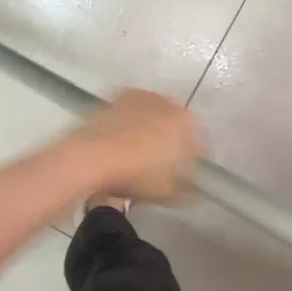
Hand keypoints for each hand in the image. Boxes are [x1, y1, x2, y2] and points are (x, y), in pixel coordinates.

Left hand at [69, 90, 202, 203]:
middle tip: (162, 166)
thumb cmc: (138, 174)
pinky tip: (120, 145)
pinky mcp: (114, 99)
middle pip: (175, 125)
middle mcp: (166, 103)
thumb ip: (187, 188)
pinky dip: (128, 128)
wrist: (92, 157)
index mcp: (187, 122)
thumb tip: (192, 187)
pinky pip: (129, 117)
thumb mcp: (169, 192)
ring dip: (150, 132)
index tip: (186, 176)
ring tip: (138, 155)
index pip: (199, 142)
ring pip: (152, 117)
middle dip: (172, 142)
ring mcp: (139, 97)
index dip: (194, 161)